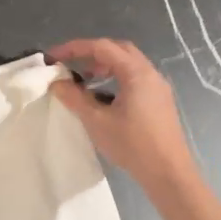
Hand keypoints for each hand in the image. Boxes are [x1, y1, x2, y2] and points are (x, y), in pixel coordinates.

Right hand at [47, 39, 197, 191]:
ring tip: (85, 81)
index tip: (52, 57)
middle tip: (70, 65)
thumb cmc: (132, 144)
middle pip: (119, 50)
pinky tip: (104, 97)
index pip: (102, 48)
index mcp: (136, 73)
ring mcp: (157, 87)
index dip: (74, 48)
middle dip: (91, 53)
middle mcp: (150, 73)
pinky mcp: (159, 101)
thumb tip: (57, 83)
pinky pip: (135, 78)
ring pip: (128, 64)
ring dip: (104, 65)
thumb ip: (75, 98)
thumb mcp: (96, 121)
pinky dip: (115, 78)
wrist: (167, 171)